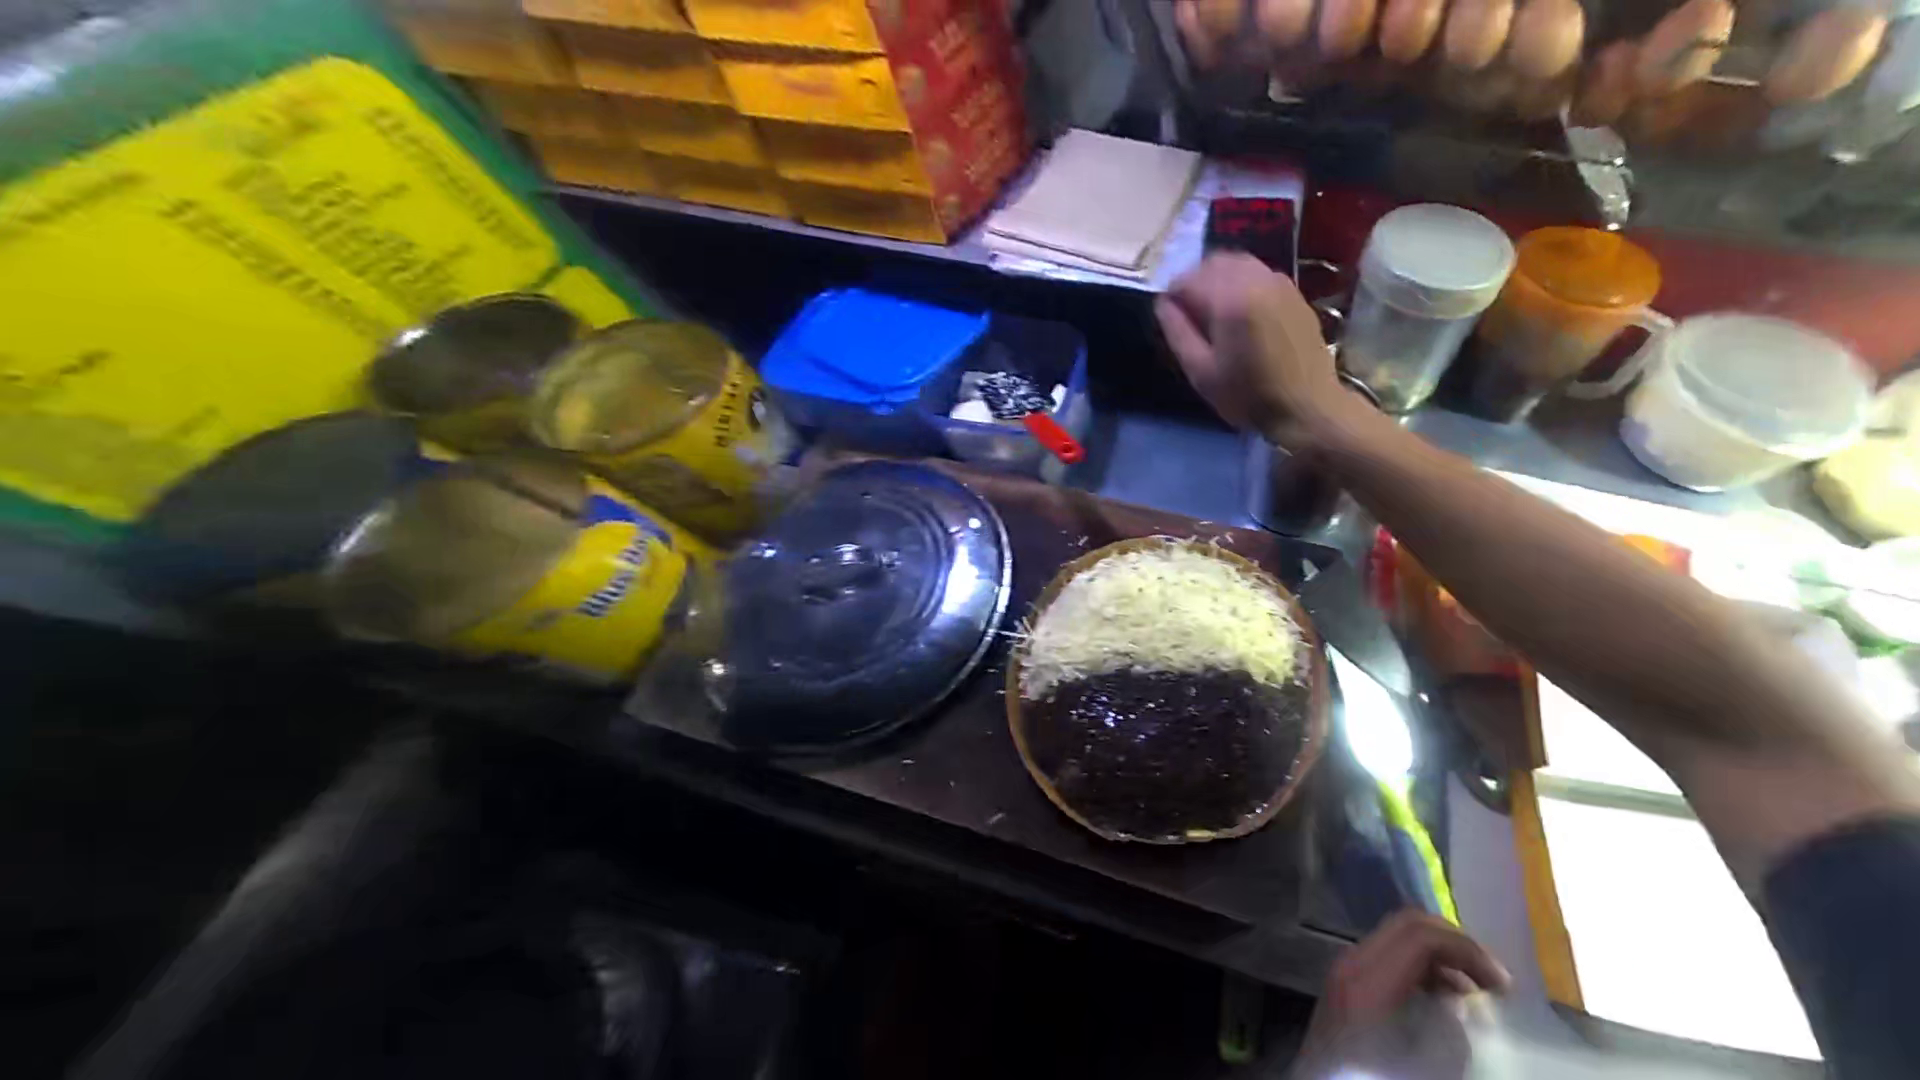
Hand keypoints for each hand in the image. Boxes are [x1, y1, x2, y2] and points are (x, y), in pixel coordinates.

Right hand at [1154, 253, 1352, 449]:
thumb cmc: (1247, 395)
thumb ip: (1177, 332)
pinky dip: (1242, 283)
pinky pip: (1259, 273)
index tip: (1169, 316)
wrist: (1306, 405)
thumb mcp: (1200, 371)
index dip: (1172, 295)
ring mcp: (1279, 283)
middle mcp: (1256, 280)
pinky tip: (1240, 311)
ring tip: (1213, 311)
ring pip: (1238, 263)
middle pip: (1214, 262)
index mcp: (1229, 300)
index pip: (1187, 278)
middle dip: (1195, 281)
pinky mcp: (1294, 292)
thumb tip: (1163, 304)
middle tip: (1189, 311)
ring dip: (1219, 279)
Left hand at [1293, 910, 1510, 1078]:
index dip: (1468, 951)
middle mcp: (1352, 961)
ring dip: (1439, 957)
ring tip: (1476, 996)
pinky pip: (1388, 960)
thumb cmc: (1378, 1079)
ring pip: (1397, 940)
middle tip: (1493, 982)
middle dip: (1455, 946)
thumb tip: (1459, 1002)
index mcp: (1369, 978)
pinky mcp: (1347, 984)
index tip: (1505, 987)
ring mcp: (1345, 970)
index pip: (1420, 935)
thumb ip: (1452, 1028)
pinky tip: (1445, 1002)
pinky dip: (1421, 969)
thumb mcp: (1431, 1067)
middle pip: (1406, 926)